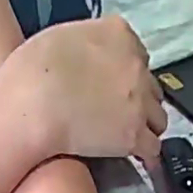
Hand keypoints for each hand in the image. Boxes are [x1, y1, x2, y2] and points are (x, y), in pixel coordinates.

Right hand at [3, 16, 167, 164]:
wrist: (35, 102)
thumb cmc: (35, 69)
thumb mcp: (64, 37)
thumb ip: (88, 47)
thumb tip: (88, 63)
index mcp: (119, 33)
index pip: (138, 55)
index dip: (128, 76)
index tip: (117, 89)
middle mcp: (136, 64)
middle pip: (151, 88)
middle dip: (140, 101)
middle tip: (122, 116)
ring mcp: (138, 101)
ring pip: (158, 119)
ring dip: (147, 127)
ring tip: (130, 138)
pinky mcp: (134, 135)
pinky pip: (153, 147)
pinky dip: (147, 154)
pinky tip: (140, 159)